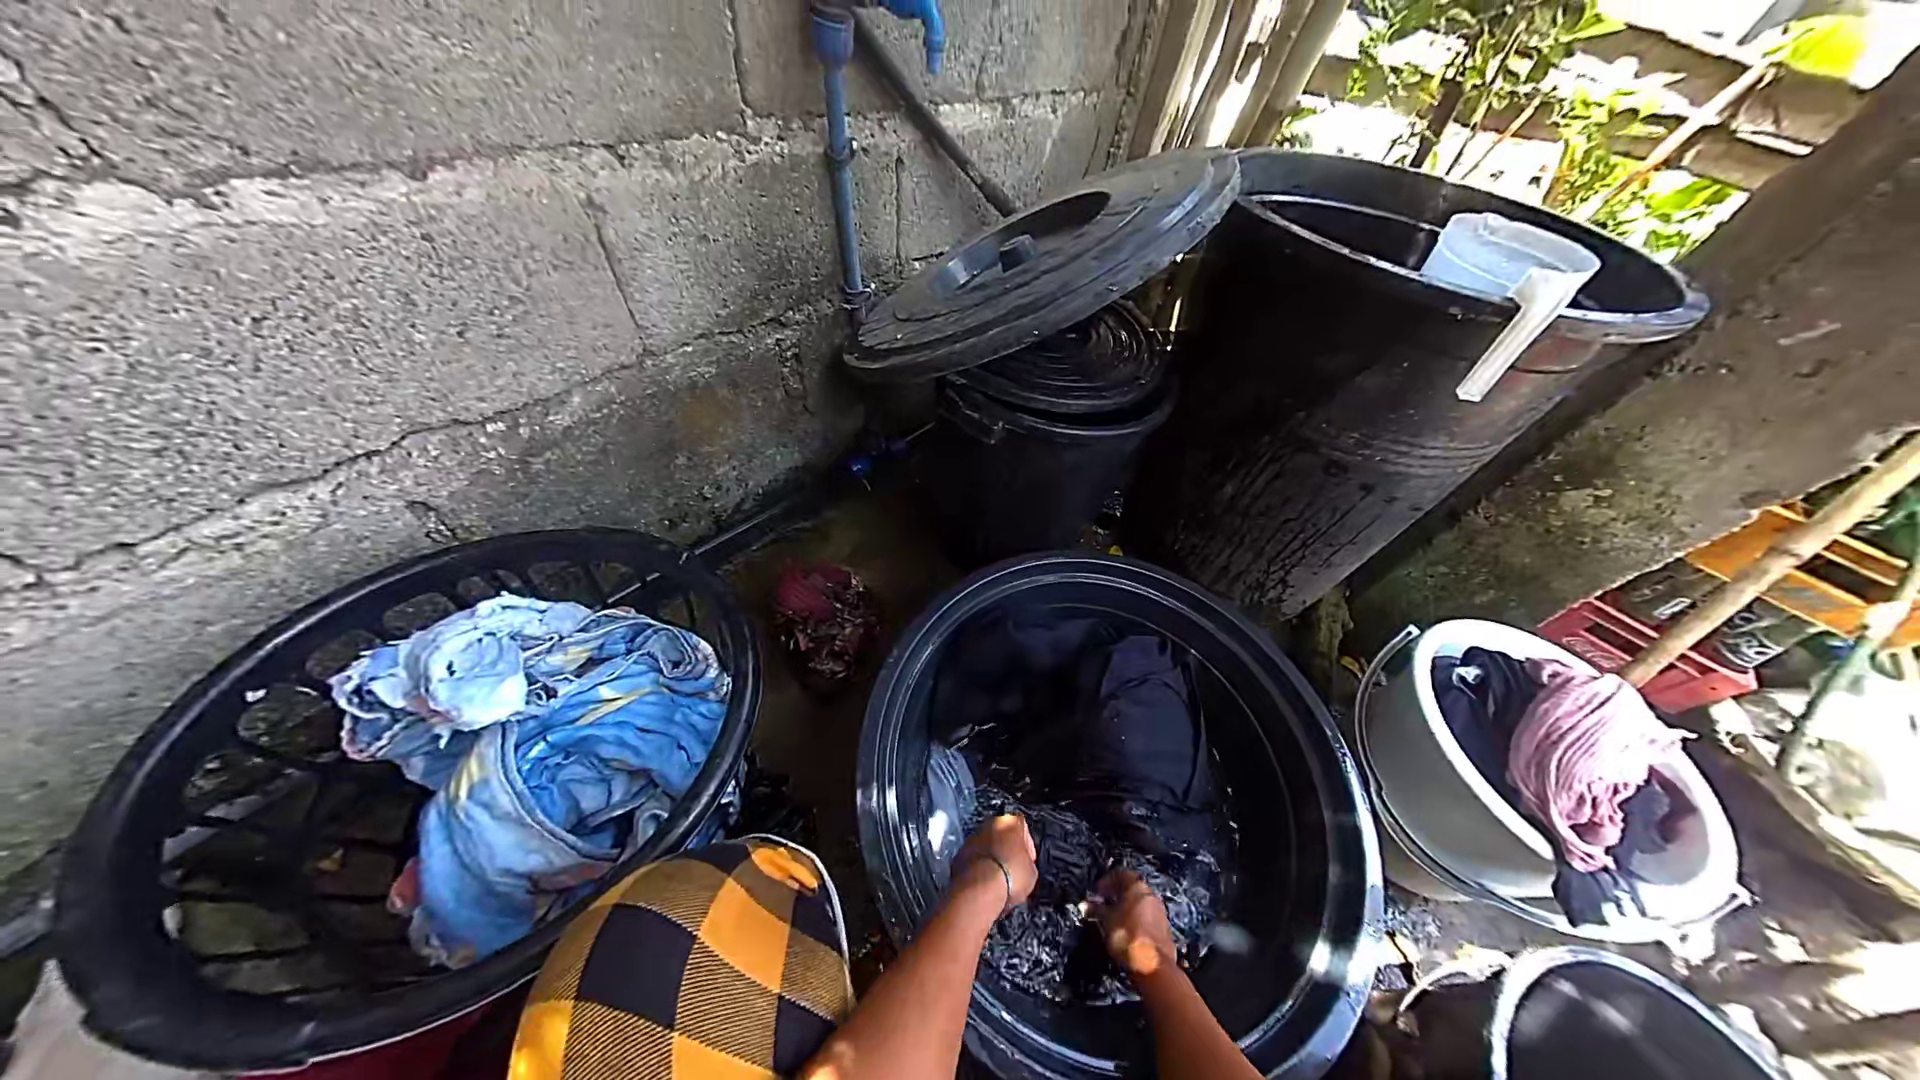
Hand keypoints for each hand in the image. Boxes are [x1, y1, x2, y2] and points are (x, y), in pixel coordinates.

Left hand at [955, 814, 1037, 912]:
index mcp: (1011, 821)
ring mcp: (973, 837)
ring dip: (992, 858)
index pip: (1023, 828)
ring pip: (986, 845)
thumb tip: (1025, 868)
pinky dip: (978, 867)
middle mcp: (990, 823)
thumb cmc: (1007, 876)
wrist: (980, 889)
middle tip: (1013, 870)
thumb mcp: (1032, 873)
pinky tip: (985, 883)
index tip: (1027, 861)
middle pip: (1002, 834)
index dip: (1027, 847)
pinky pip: (973, 858)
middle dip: (1007, 850)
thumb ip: (1029, 863)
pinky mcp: (960, 852)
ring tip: (999, 880)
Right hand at [1093, 870, 1175, 977]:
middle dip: (1117, 895)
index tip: (1096, 891)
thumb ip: (1096, 910)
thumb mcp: (1106, 921)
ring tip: (1113, 919)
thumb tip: (1085, 905)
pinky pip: (1147, 919)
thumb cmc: (1127, 936)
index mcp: (1137, 886)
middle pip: (1132, 889)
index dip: (1106, 881)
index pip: (1120, 874)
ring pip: (1140, 904)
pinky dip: (1136, 920)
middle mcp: (1151, 895)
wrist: (1154, 967)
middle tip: (1103, 903)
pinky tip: (1127, 931)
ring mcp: (1161, 913)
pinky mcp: (1165, 931)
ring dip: (1127, 908)